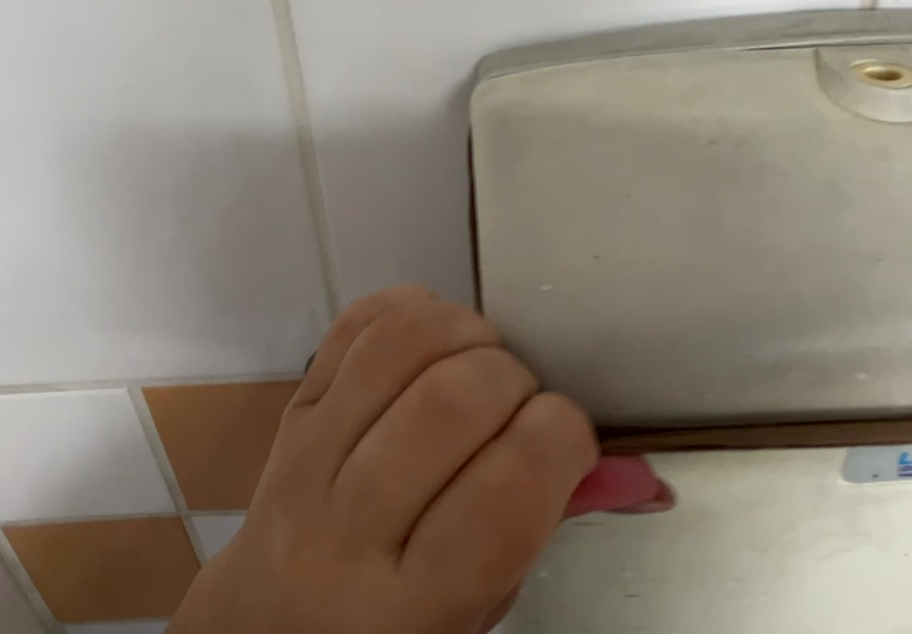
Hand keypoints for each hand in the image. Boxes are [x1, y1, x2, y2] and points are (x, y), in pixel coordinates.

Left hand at [169, 287, 668, 633]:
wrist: (269, 625)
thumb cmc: (392, 624)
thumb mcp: (479, 606)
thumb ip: (550, 525)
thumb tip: (642, 478)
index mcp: (411, 602)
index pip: (507, 490)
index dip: (561, 438)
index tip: (566, 437)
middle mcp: (349, 526)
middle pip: (453, 401)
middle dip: (514, 380)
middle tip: (520, 404)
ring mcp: (310, 456)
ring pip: (400, 345)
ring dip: (465, 331)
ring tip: (481, 361)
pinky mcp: (293, 408)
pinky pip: (355, 325)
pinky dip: (410, 308)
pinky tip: (435, 337)